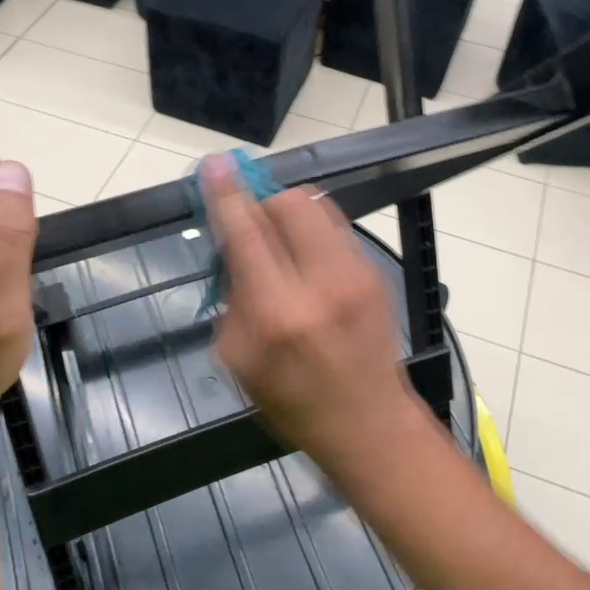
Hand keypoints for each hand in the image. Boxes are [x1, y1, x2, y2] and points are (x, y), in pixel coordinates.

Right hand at [202, 155, 414, 461]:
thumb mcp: (240, 360)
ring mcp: (356, 275)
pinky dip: (312, 233)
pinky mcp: (374, 273)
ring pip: (317, 207)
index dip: (227, 194)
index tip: (215, 165)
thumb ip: (233, 297)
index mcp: (278, 314)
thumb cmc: (293, 402)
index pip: (247, 234)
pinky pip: (336, 228)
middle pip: (289, 204)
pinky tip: (308, 262)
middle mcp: (321, 284)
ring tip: (280, 242)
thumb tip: (234, 249)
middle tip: (250, 225)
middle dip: (262, 203)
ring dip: (289, 213)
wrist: (370, 424)